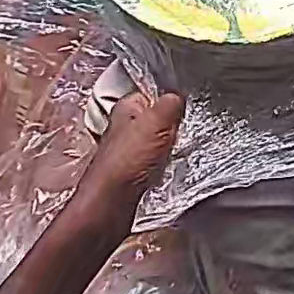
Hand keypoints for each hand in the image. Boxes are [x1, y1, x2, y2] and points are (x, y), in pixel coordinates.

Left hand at [72, 91, 183, 231]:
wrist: (112, 200)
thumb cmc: (131, 158)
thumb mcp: (158, 120)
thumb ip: (170, 102)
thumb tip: (177, 98)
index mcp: (126, 106)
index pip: (154, 93)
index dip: (170, 101)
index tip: (182, 111)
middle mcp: (124, 125)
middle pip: (158, 118)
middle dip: (171, 126)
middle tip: (178, 134)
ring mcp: (126, 148)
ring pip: (158, 140)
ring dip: (168, 146)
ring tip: (171, 152)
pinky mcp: (131, 169)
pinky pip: (155, 159)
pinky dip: (162, 163)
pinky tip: (164, 168)